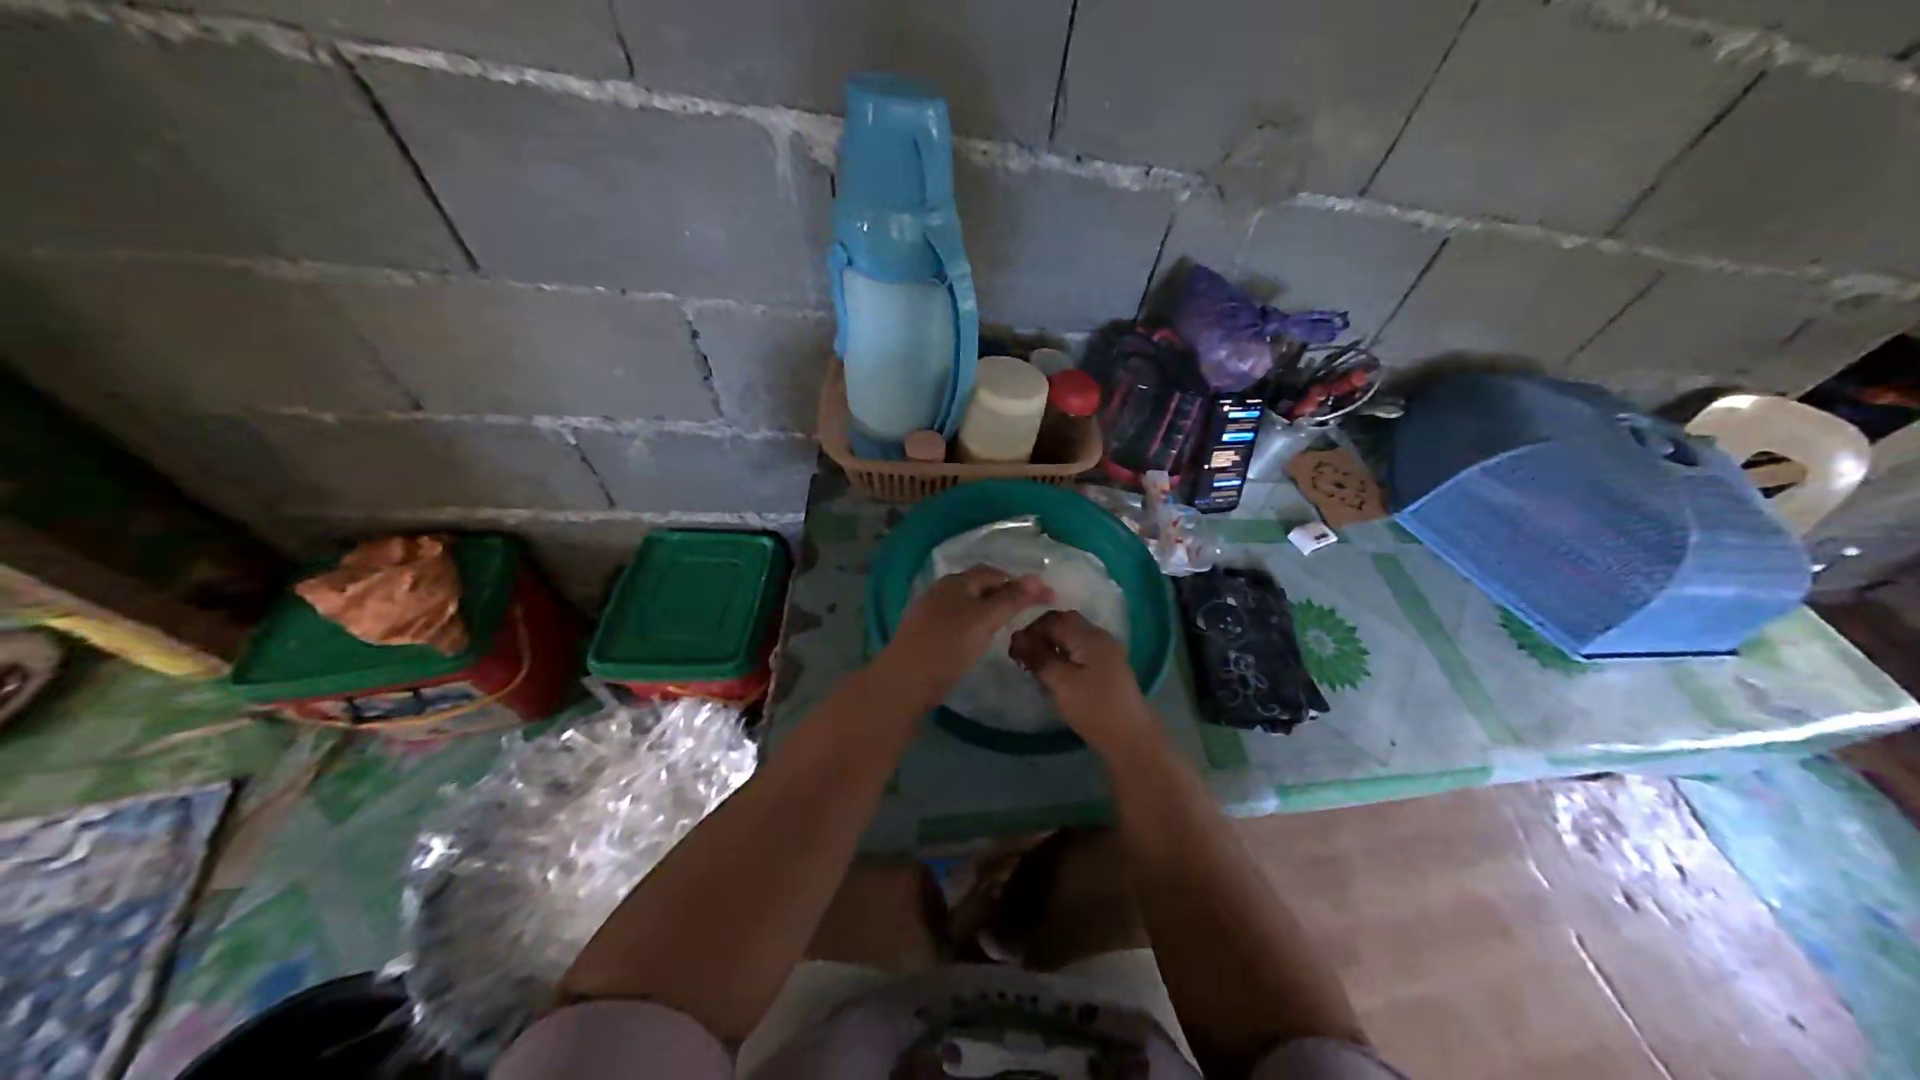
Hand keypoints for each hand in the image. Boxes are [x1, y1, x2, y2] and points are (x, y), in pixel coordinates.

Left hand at [875, 566, 1053, 707]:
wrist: (904, 682)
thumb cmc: (947, 646)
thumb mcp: (984, 620)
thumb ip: (1011, 599)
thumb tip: (1039, 580)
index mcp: (955, 582)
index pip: (993, 573)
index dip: (1019, 582)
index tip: (1042, 599)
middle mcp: (941, 591)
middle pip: (978, 586)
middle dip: (1003, 594)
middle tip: (1026, 612)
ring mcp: (930, 612)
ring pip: (966, 604)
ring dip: (988, 609)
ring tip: (1007, 626)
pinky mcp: (925, 633)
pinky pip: (956, 620)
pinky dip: (973, 623)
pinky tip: (979, 639)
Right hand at [1009, 610, 1159, 756]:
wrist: (1131, 738)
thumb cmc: (1094, 709)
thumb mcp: (1061, 683)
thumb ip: (1039, 657)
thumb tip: (1017, 638)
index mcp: (1090, 637)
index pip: (1054, 619)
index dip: (1031, 630)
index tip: (1014, 651)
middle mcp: (1100, 637)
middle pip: (1064, 623)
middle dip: (1041, 635)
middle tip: (1023, 656)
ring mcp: (1106, 651)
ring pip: (1072, 636)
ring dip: (1051, 644)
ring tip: (1034, 665)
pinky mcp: (1107, 666)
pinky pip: (1080, 649)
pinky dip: (1063, 654)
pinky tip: (1053, 671)